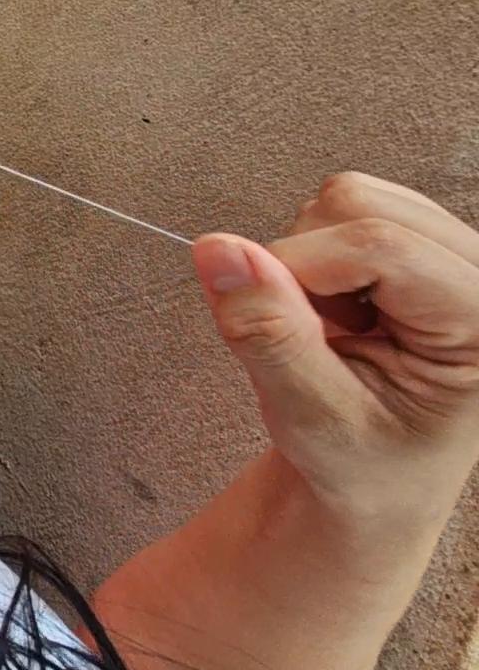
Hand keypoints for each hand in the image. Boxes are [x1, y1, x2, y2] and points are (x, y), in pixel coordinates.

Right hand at [192, 172, 478, 527]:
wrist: (374, 472)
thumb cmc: (360, 458)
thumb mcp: (306, 412)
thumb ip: (264, 329)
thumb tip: (215, 247)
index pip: (378, 245)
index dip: (295, 271)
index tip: (284, 326)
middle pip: (363, 205)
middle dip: (303, 261)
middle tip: (316, 328)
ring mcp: (463, 260)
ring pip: (349, 197)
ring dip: (307, 254)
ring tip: (330, 319)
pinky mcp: (425, 248)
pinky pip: (343, 206)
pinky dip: (312, 248)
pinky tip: (336, 301)